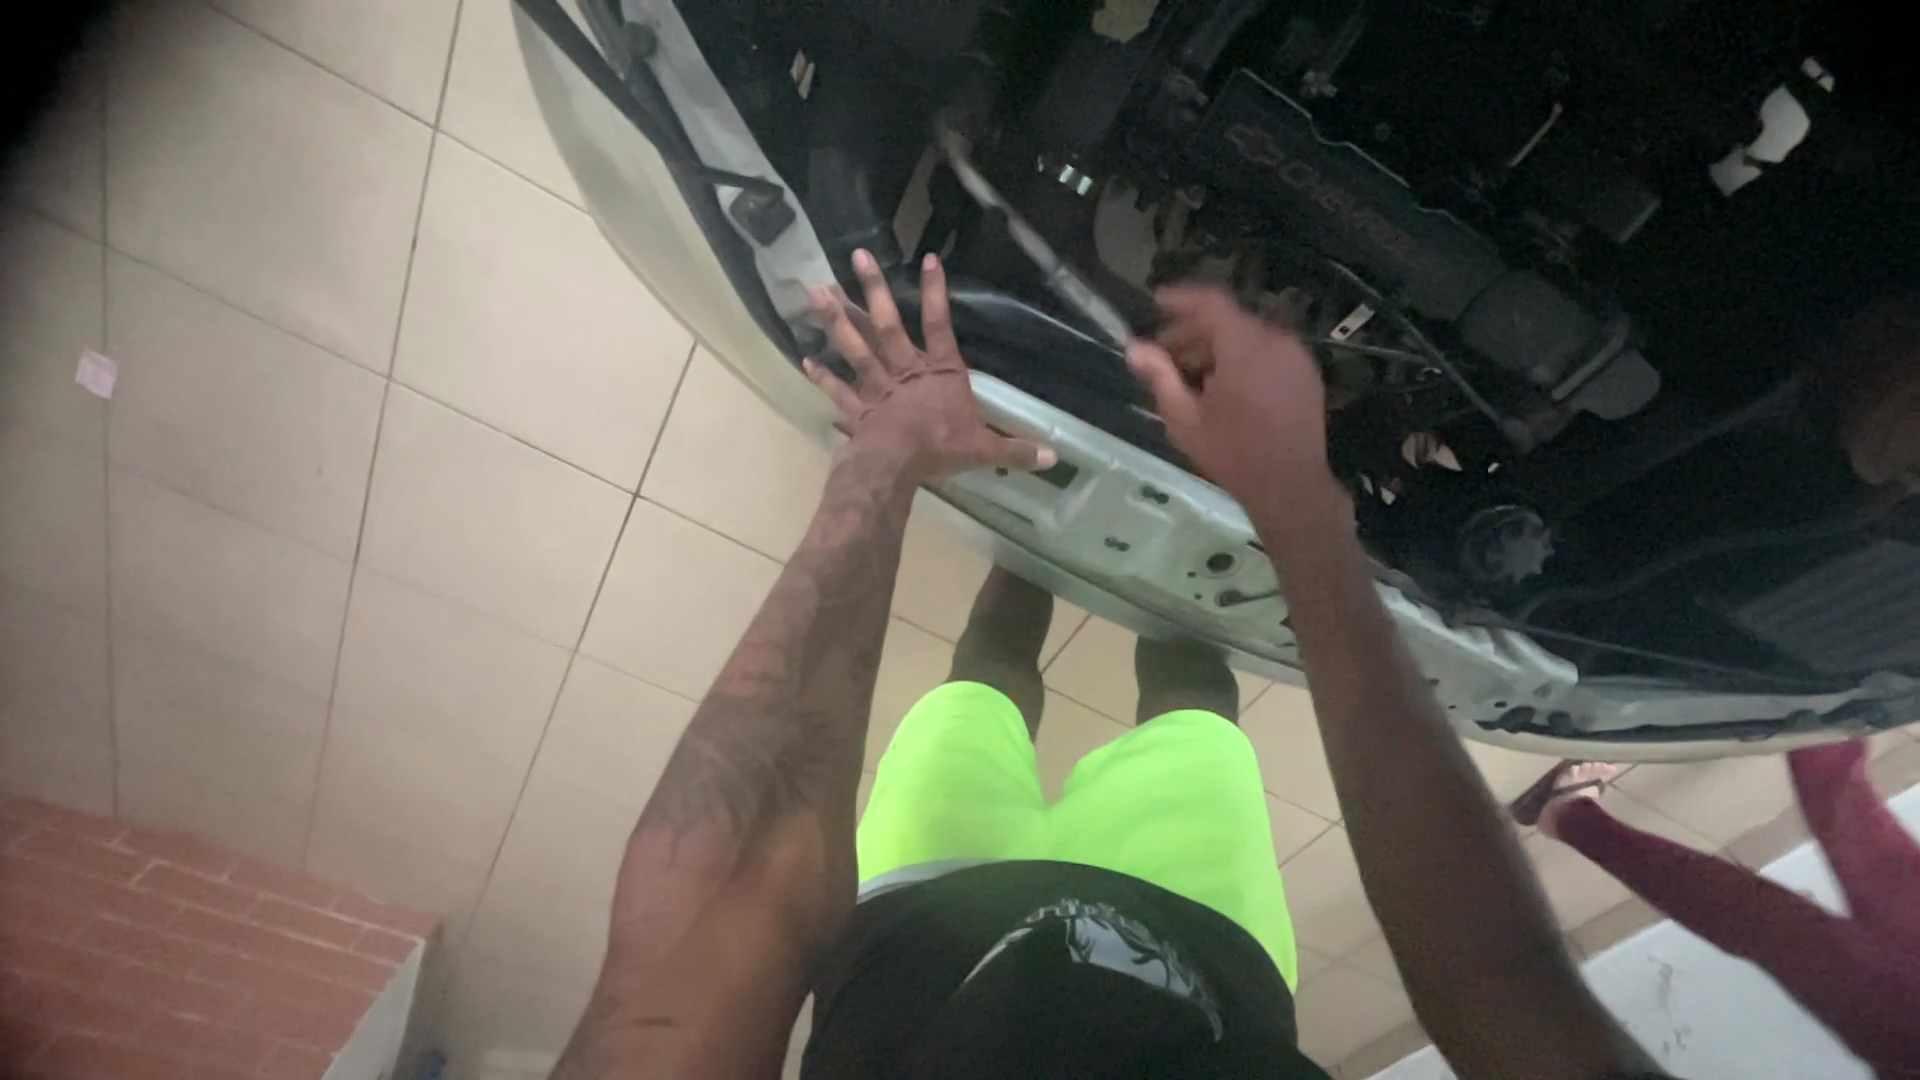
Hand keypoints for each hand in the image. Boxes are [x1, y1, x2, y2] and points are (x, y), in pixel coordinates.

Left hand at [805, 250, 1054, 481]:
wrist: (897, 463)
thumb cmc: (941, 448)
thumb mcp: (985, 450)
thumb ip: (1016, 450)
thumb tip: (1053, 458)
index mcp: (940, 373)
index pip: (941, 324)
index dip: (937, 292)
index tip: (929, 259)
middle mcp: (905, 370)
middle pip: (888, 323)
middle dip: (873, 290)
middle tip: (857, 256)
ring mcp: (877, 387)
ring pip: (856, 347)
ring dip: (837, 320)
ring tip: (816, 291)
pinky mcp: (857, 408)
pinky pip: (838, 389)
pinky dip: (822, 375)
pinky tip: (805, 359)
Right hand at [1127, 285, 1336, 515]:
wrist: (1290, 486)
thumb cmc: (1231, 453)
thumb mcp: (1185, 419)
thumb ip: (1160, 377)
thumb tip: (1134, 347)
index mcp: (1245, 347)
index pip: (1211, 302)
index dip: (1180, 298)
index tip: (1155, 301)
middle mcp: (1275, 340)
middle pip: (1229, 320)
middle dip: (1193, 331)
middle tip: (1164, 352)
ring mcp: (1296, 356)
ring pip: (1248, 337)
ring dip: (1216, 347)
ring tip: (1189, 374)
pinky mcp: (1305, 374)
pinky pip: (1267, 352)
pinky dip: (1241, 358)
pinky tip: (1222, 387)